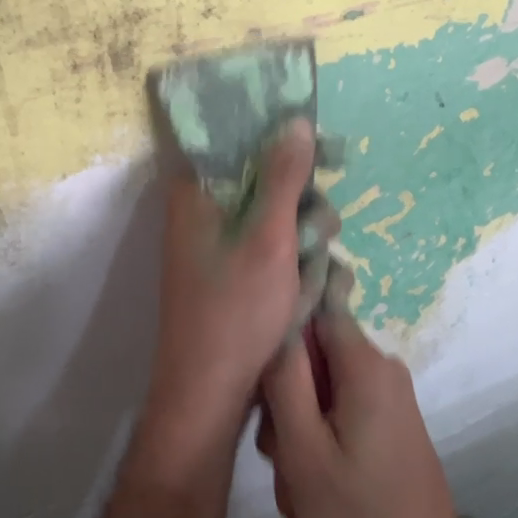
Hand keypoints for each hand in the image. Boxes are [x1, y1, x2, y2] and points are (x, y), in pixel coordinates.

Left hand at [148, 118, 316, 425]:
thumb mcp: (268, 238)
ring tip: (315, 272)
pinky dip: (294, 260)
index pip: (237, 139)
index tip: (321, 150)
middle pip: (265, 179)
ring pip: (276, 216)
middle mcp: (202, 211)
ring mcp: (217, 244)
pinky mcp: (233, 272)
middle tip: (317, 234)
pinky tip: (311, 286)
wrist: (209, 397)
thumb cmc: (234, 312)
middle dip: (302, 203)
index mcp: (195, 192)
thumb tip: (296, 120)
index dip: (281, 139)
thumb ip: (283, 177)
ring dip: (304, 238)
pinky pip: (272, 246)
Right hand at [259, 310, 475, 517]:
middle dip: (290, 402)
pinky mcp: (393, 425)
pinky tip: (322, 487)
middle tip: (285, 454)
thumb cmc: (357, 514)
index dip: (284, 341)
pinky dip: (324, 447)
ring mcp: (392, 398)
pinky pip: (343, 416)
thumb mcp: (303, 450)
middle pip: (316, 358)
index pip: (315, 311)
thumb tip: (281, 318)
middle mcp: (384, 368)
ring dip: (302, 434)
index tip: (269, 387)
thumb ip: (285, 380)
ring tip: (304, 482)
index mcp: (367, 364)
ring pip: (324, 393)